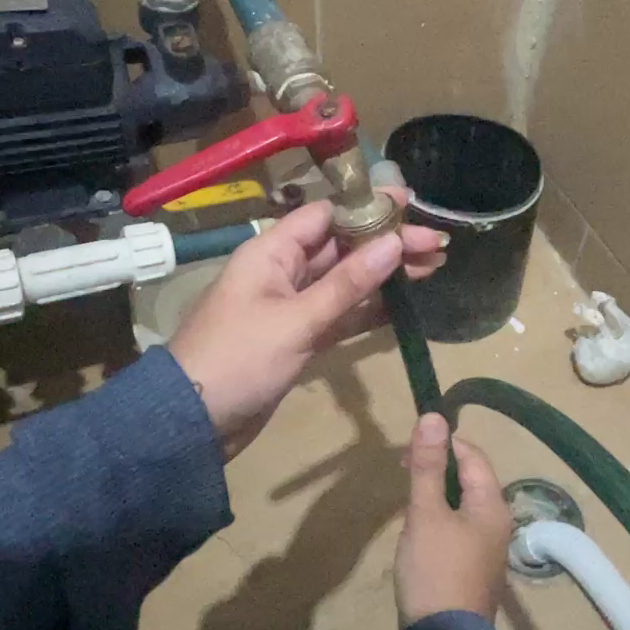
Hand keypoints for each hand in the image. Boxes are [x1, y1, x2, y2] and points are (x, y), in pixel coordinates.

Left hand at [167, 190, 445, 459]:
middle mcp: (284, 270)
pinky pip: (342, 312)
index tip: (411, 204)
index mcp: (272, 251)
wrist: (191, 426)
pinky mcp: (300, 336)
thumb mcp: (297, 320)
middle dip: (388, 243)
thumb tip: (394, 242)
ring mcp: (293, 305)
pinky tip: (404, 304)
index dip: (369, 206)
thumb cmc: (238, 360)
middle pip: (344, 245)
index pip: (327, 214)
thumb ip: (348, 283)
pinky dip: (371, 308)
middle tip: (437, 243)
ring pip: (348, 279)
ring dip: (387, 274)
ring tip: (434, 266)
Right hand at [394, 413, 512, 626]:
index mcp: (492, 504)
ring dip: (437, 498)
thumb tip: (433, 415)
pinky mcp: (474, 571)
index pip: (472, 455)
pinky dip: (439, 523)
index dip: (444, 444)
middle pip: (470, 480)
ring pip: (462, 507)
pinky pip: (459, 532)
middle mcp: (497, 523)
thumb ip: (428, 465)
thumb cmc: (436, 570)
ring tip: (409, 506)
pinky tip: (419, 537)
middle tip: (403, 475)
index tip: (409, 449)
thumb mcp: (426, 513)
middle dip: (438, 471)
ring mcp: (488, 550)